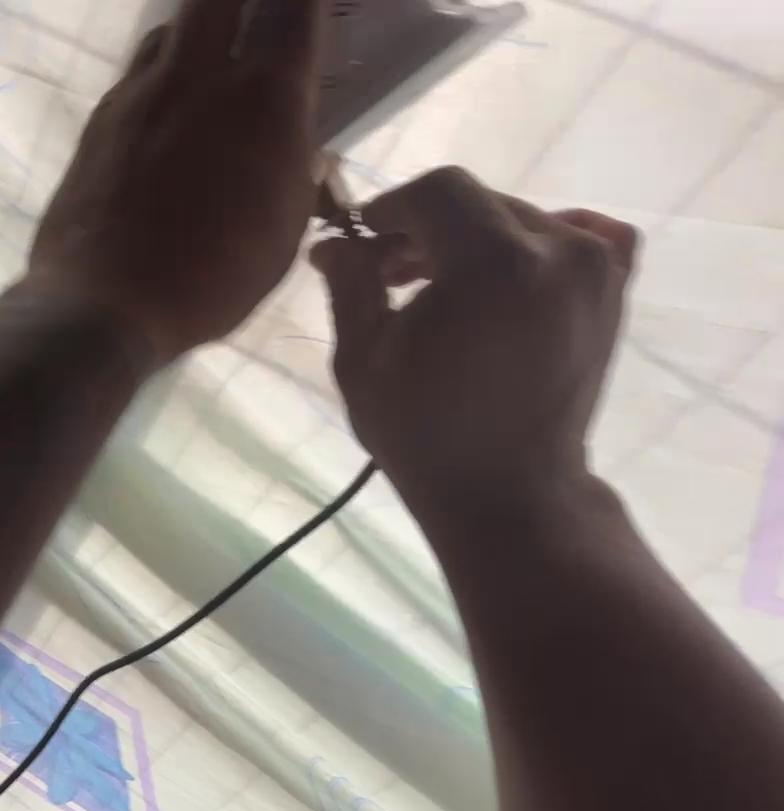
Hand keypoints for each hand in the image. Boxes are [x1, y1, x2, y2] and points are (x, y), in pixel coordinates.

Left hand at [26, 0, 327, 358]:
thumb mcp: (281, 237)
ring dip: (189, 39)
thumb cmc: (206, 284)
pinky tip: (153, 126)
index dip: (303, 1)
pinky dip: (149, 89)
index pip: (294, 3)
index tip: (304, 13)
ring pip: (167, 32)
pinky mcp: (93, 130)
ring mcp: (135, 101)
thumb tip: (303, 151)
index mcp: (263, 97)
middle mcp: (197, 79)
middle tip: (248, 18)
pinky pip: (128, 85)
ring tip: (198, 76)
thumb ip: (295, 176)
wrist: (101, 309)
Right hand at [315, 167, 638, 513]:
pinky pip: (576, 234)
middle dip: (421, 228)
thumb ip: (350, 286)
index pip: (438, 191)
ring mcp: (597, 265)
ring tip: (427, 288)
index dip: (388, 207)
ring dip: (465, 240)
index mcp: (490, 263)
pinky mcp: (613, 288)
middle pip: (477, 203)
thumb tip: (332, 244)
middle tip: (378, 274)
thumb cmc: (418, 428)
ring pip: (517, 219)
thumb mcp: (362, 357)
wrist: (503, 483)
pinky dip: (530, 243)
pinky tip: (497, 277)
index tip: (355, 241)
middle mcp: (558, 248)